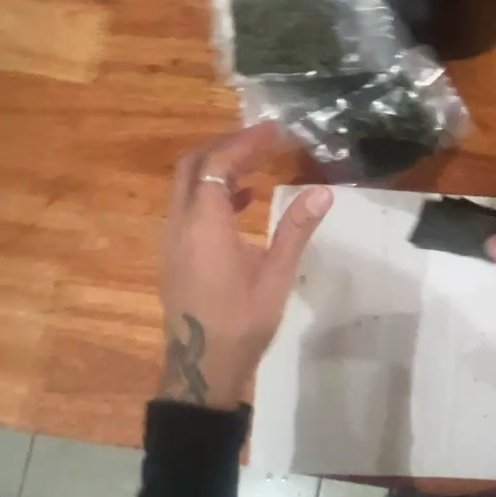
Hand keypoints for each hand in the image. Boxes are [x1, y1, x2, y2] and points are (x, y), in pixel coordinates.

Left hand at [158, 124, 332, 408]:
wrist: (203, 367)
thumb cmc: (243, 321)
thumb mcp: (276, 275)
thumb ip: (296, 229)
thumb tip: (323, 191)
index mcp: (204, 225)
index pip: (219, 164)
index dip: (246, 142)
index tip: (274, 129)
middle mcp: (179, 224)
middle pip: (193, 166)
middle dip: (226, 146)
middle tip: (262, 139)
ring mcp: (171, 239)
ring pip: (187, 185)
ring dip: (217, 166)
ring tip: (256, 161)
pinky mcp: (173, 254)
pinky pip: (187, 206)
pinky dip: (211, 191)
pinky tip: (241, 200)